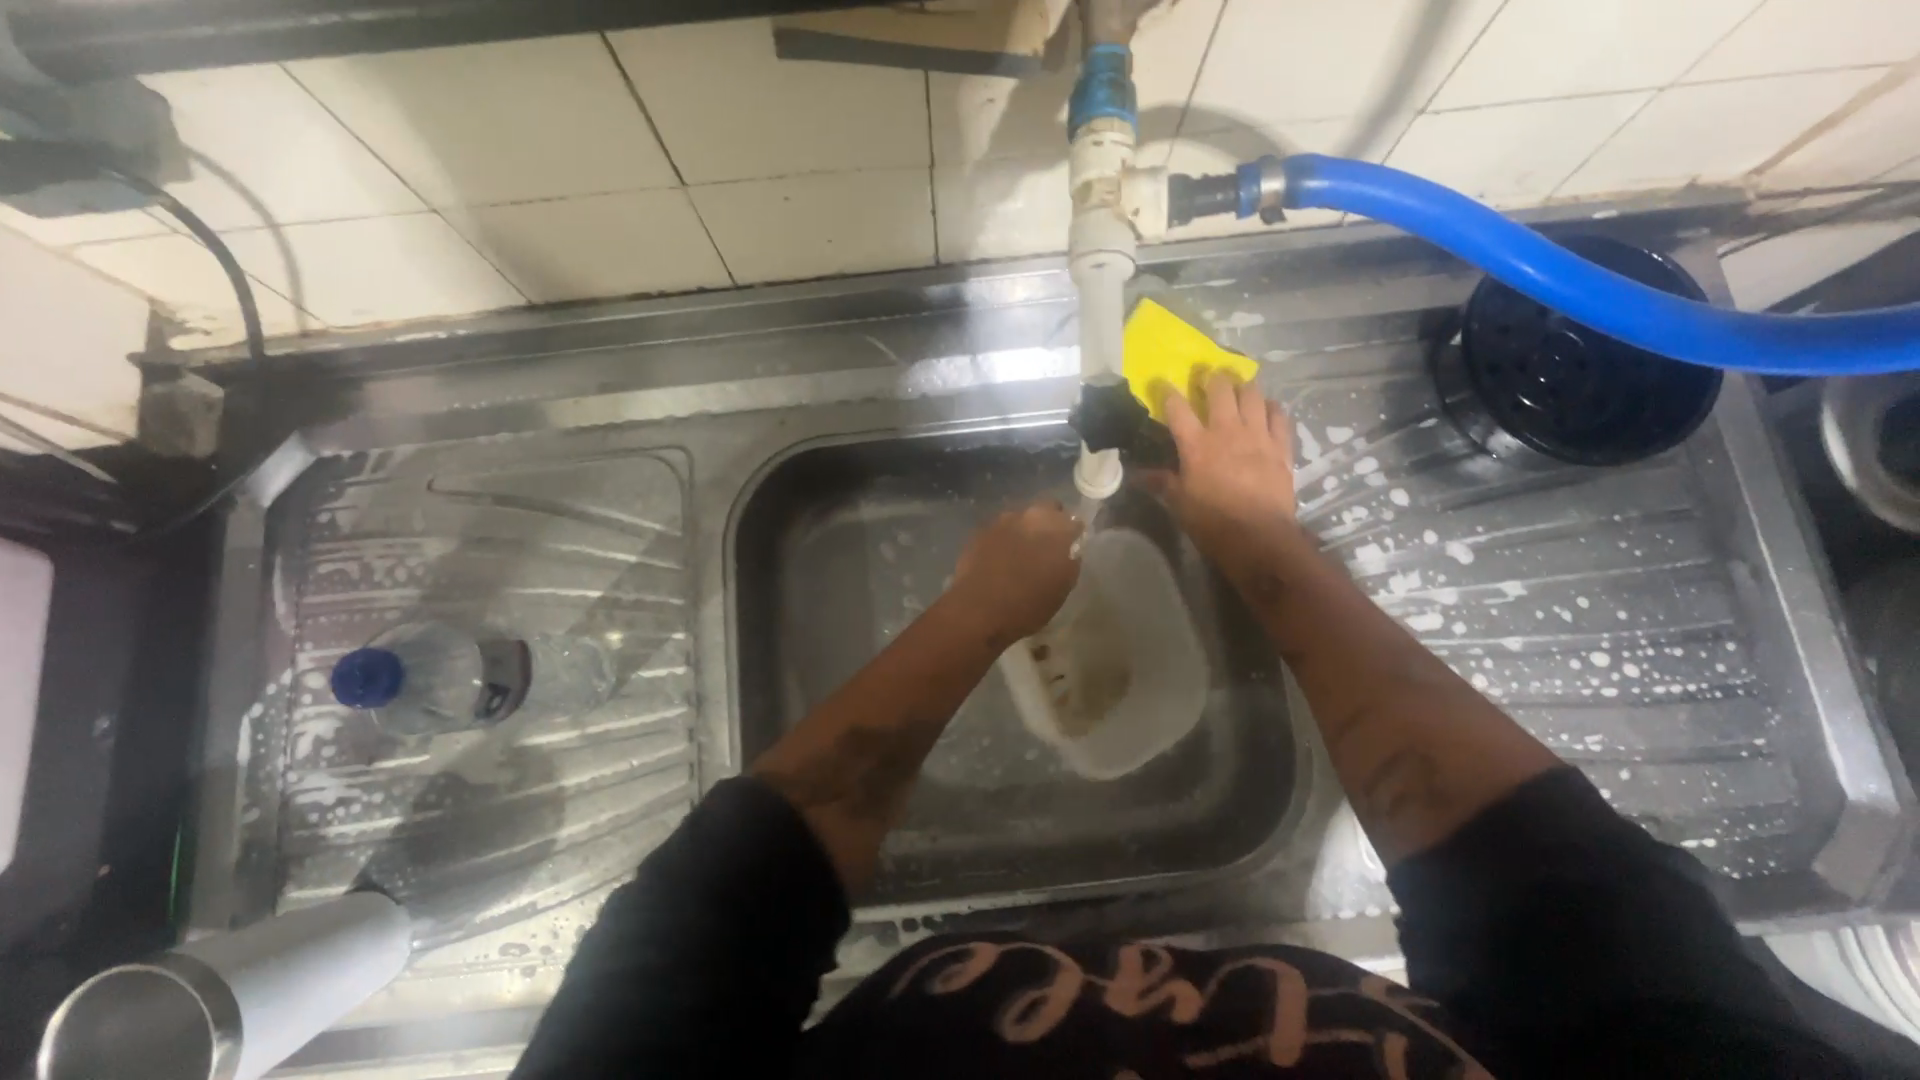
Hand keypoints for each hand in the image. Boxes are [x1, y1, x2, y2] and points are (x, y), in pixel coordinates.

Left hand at [949, 499, 1082, 641]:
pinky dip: (1003, 539)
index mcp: (1059, 529)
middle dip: (1049, 524)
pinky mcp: (981, 529)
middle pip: (1047, 510)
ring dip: (1024, 530)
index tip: (1069, 548)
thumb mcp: (1062, 587)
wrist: (978, 610)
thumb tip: (1069, 549)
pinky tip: (1000, 557)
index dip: (1073, 535)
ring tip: (1020, 553)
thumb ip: (1069, 560)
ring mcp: (1004, 520)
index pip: (1075, 522)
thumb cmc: (1028, 604)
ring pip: (1022, 517)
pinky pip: (1000, 529)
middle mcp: (1033, 515)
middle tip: (1046, 547)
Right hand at [1143, 372, 1296, 571]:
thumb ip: (1162, 482)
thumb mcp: (1180, 504)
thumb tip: (1137, 475)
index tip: (1161, 381)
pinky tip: (1267, 408)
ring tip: (1238, 385)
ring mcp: (1258, 435)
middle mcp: (1227, 431)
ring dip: (1243, 386)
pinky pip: (1279, 415)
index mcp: (1196, 445)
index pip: (1177, 407)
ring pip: (1252, 395)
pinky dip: (1272, 407)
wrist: (1258, 536)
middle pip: (1220, 389)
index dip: (1167, 391)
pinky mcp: (1281, 446)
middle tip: (1207, 376)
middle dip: (1211, 377)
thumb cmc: (1212, 522)